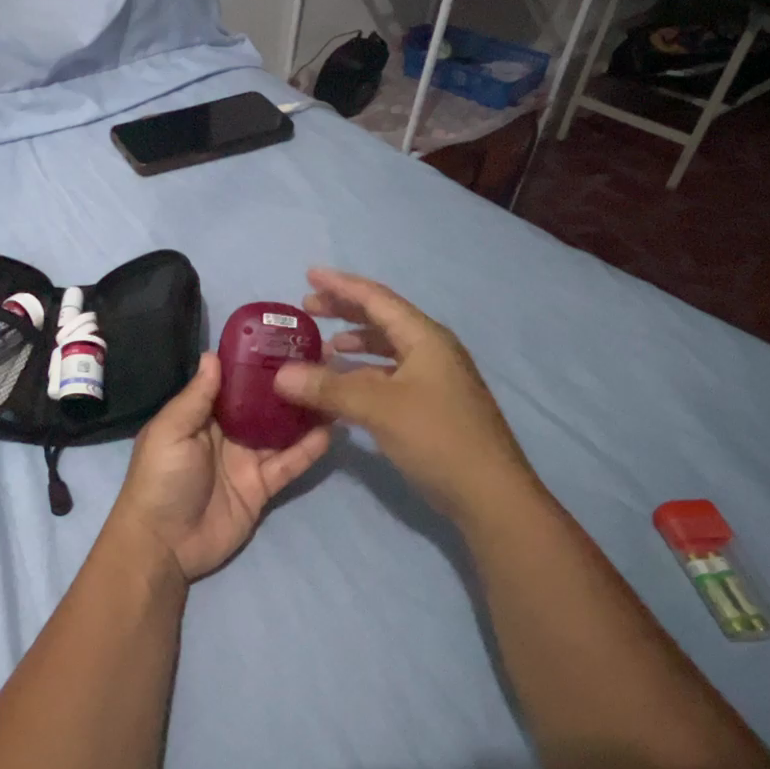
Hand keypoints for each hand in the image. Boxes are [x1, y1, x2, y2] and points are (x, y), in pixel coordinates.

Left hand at [113, 352, 330, 580]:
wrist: (164, 543)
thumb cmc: (161, 479)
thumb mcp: (171, 431)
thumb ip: (196, 397)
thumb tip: (213, 354)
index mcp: (199, 416)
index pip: (231, 383)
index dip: (253, 364)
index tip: (283, 341)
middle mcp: (225, 434)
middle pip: (261, 405)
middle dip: (285, 386)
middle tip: (321, 360)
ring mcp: (245, 461)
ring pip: (280, 432)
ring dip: (303, 414)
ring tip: (334, 390)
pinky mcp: (261, 488)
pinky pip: (288, 464)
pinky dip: (308, 450)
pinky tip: (330, 431)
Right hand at [272, 268, 542, 524]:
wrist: (490, 494)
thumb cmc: (437, 438)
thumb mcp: (377, 408)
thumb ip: (328, 387)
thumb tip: (280, 375)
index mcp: (425, 338)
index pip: (376, 299)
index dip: (341, 286)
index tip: (308, 274)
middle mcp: (432, 351)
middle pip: (382, 319)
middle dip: (345, 311)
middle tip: (308, 307)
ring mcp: (435, 379)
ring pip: (387, 349)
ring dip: (355, 343)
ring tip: (324, 347)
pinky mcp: (432, 405)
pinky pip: (390, 375)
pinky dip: (364, 373)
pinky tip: (345, 387)